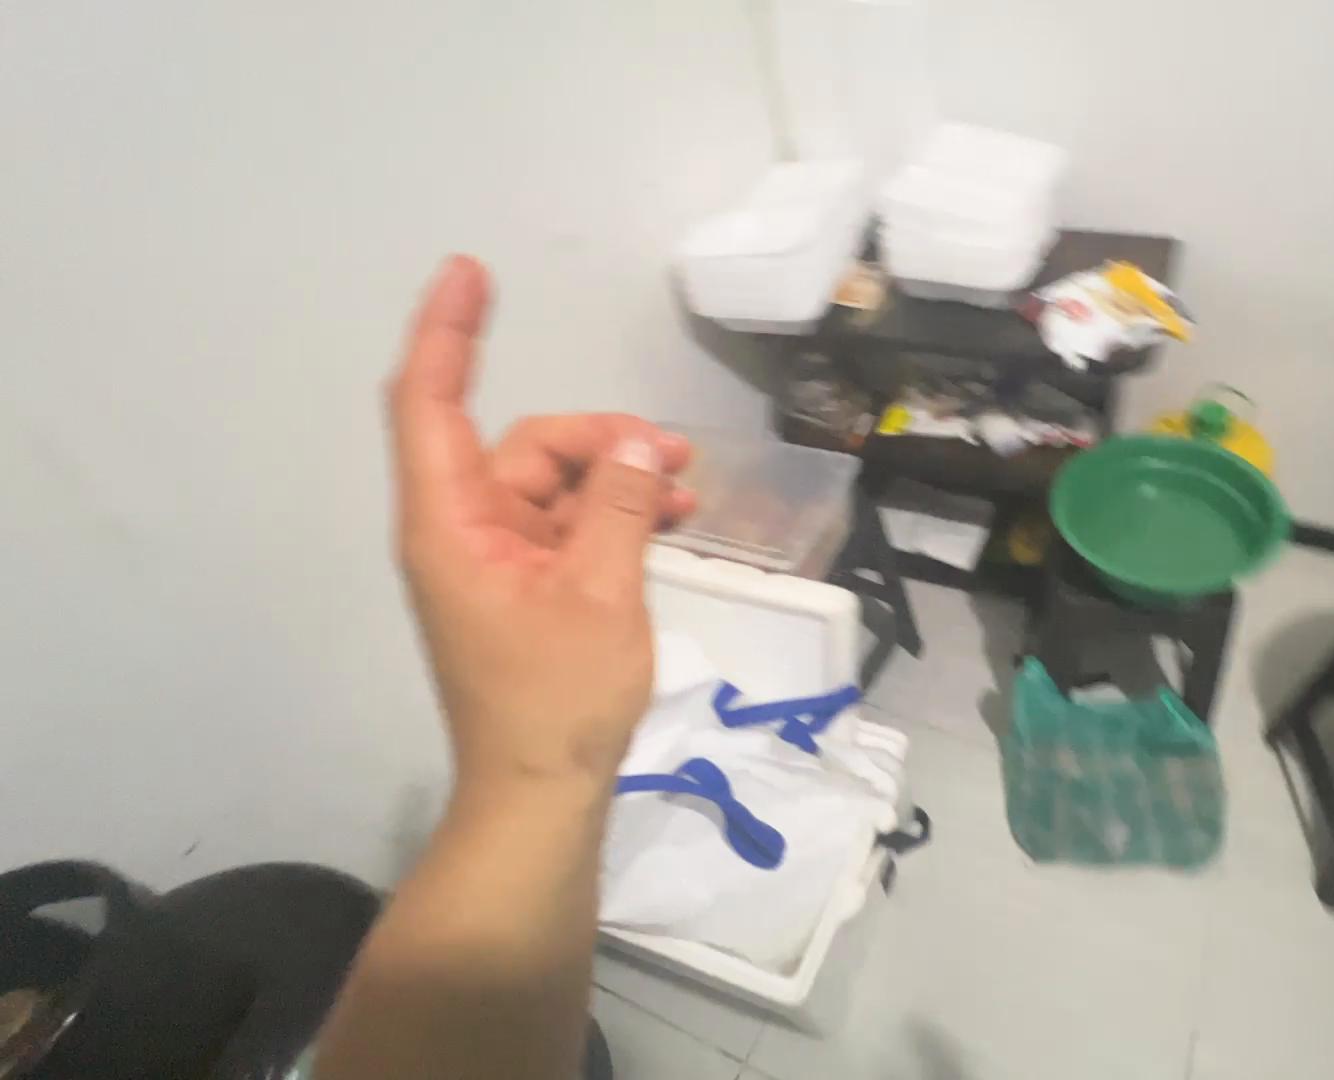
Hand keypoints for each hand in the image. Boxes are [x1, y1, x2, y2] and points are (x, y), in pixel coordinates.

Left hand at [387, 255, 694, 791]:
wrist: (546, 784)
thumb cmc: (560, 695)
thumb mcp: (604, 594)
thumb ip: (622, 509)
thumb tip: (642, 444)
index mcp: (454, 525)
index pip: (431, 405)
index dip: (446, 334)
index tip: (470, 274)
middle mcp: (470, 529)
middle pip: (530, 447)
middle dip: (603, 440)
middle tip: (675, 456)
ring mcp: (505, 558)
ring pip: (564, 486)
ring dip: (623, 480)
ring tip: (688, 489)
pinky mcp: (537, 583)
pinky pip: (579, 525)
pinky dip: (622, 516)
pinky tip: (675, 520)